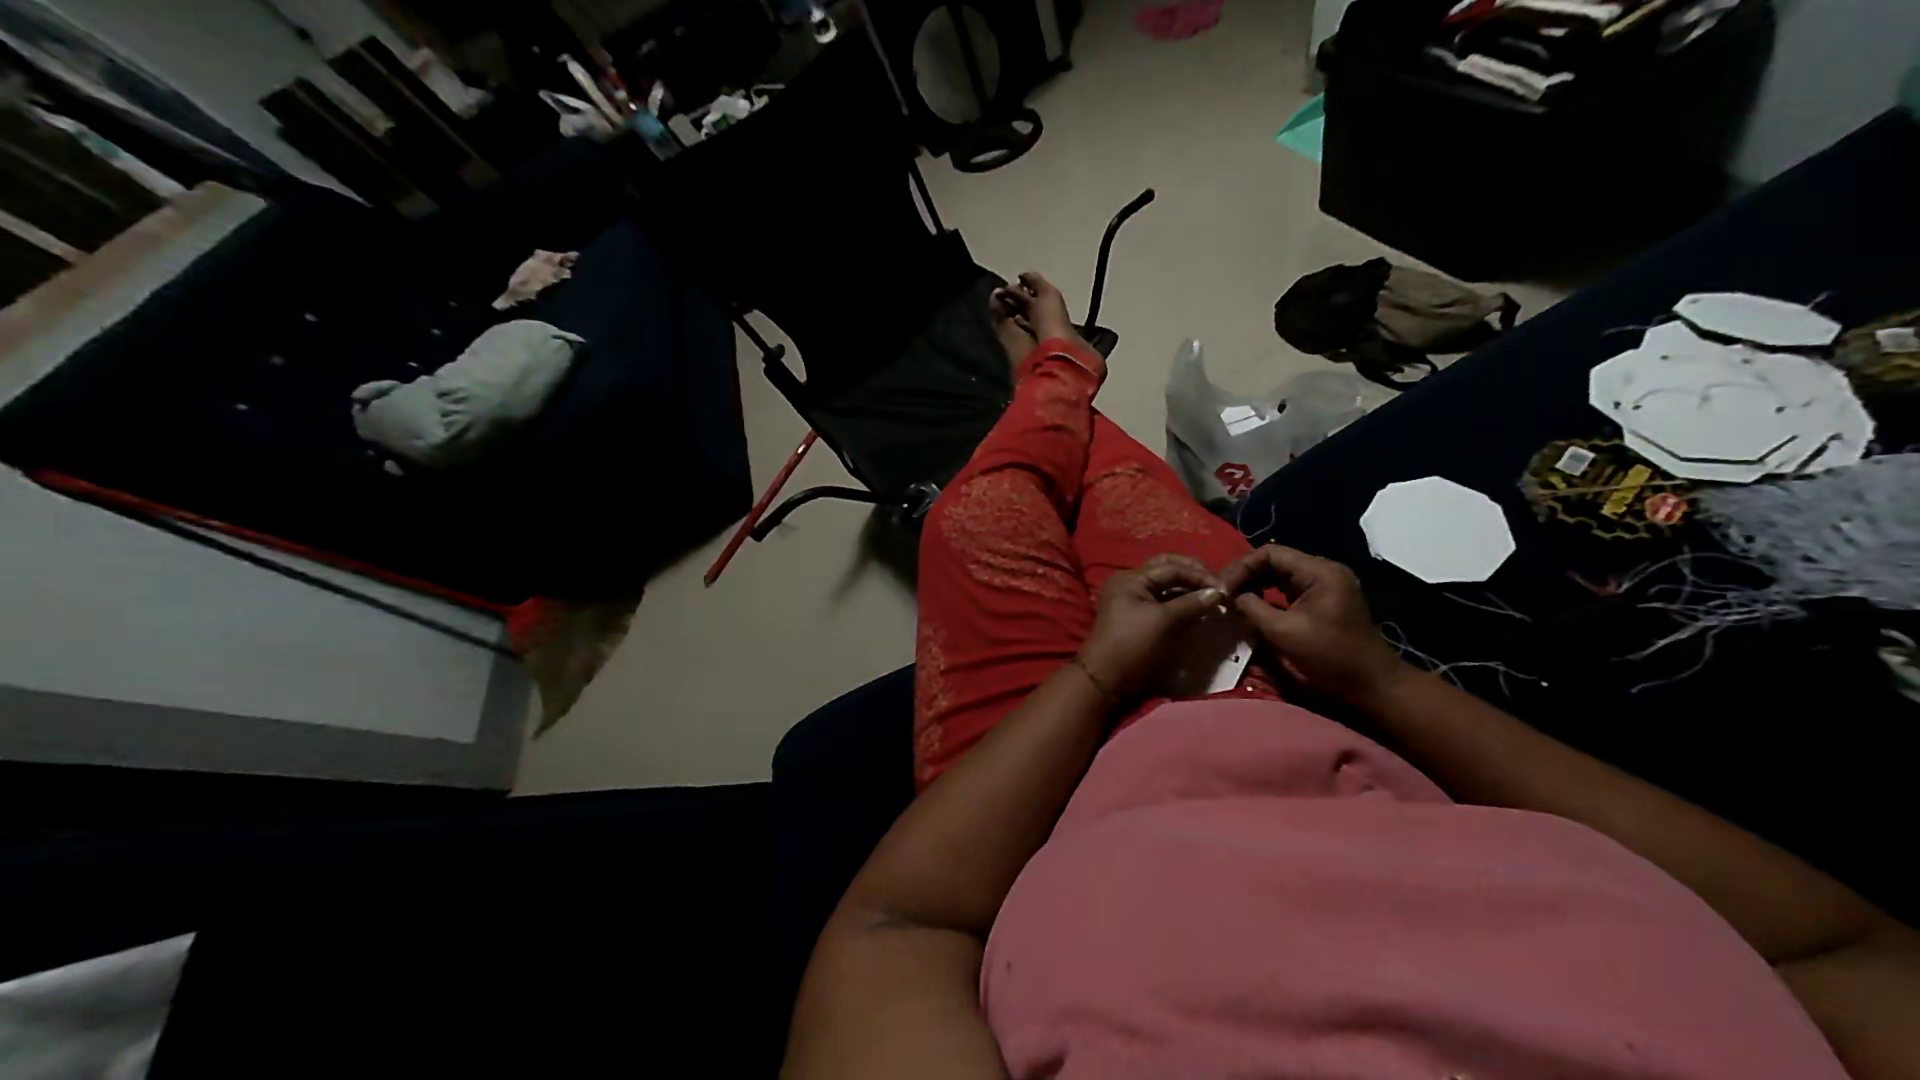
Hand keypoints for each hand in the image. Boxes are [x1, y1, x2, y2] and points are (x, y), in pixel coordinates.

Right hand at [990, 272, 1090, 352]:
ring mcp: (1022, 336)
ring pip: (1010, 314)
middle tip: (1007, 286)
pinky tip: (994, 299)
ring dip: (1004, 301)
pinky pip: (1000, 323)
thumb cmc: (1052, 321)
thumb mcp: (1050, 295)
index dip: (1030, 289)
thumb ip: (1035, 282)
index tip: (1021, 279)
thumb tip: (1022, 276)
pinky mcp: (1008, 343)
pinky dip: (996, 310)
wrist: (1042, 351)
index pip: (1039, 300)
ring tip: (998, 291)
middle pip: (1024, 307)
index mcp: (1054, 317)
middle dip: (1015, 295)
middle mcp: (1039, 326)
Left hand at [1077, 555, 1225, 698]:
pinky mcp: (1135, 613)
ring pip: (1164, 584)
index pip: (1172, 567)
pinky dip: (1179, 600)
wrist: (1105, 677)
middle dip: (1193, 575)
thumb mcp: (1164, 622)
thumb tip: (1217, 592)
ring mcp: (1130, 597)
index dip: (1200, 576)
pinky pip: (1160, 598)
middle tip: (1217, 586)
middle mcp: (1129, 581)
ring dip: (1187, 588)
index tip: (1225, 590)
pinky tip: (1196, 607)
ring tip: (1210, 597)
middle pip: (1167, 569)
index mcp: (1131, 578)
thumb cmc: (1132, 645)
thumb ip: (1191, 604)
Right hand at [1220, 545, 1410, 704]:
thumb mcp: (1283, 632)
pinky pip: (1288, 588)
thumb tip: (1231, 597)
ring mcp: (1325, 585)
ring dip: (1255, 584)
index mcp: (1319, 571)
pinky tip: (1252, 607)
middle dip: (1246, 575)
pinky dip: (1268, 595)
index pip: (1270, 553)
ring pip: (1279, 574)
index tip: (1222, 588)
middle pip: (1274, 561)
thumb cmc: (1329, 656)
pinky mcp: (1323, 600)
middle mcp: (1324, 571)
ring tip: (1233, 599)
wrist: (1372, 684)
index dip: (1241, 567)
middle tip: (1223, 593)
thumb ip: (1252, 608)